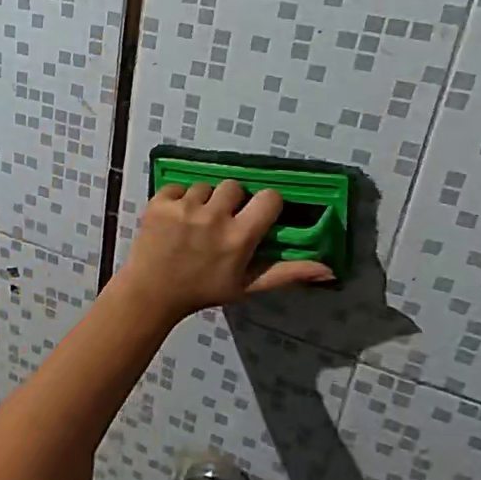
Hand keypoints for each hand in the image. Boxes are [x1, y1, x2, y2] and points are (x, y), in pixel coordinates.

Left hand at [113, 180, 336, 324]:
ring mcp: (184, 208)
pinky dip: (177, 200)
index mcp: (239, 238)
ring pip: (205, 186)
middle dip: (230, 202)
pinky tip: (174, 222)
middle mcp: (214, 217)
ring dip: (202, 202)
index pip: (269, 198)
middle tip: (220, 222)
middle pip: (235, 187)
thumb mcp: (247, 285)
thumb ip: (287, 273)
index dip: (265, 204)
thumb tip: (328, 270)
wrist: (152, 293)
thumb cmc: (204, 290)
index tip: (255, 215)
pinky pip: (178, 187)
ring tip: (194, 225)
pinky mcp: (160, 202)